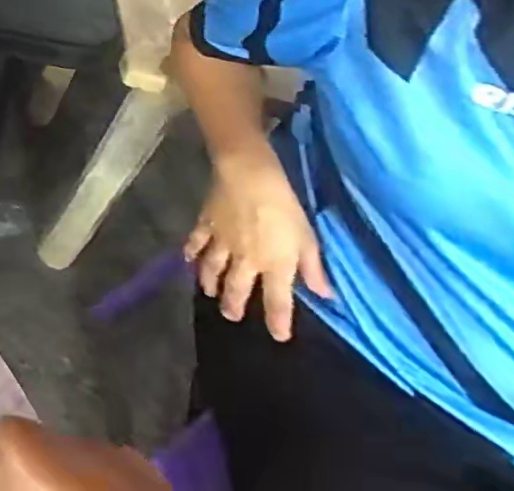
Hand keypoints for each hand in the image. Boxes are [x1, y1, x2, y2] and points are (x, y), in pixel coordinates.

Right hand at [185, 153, 333, 341]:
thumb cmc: (284, 208)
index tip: (277, 337)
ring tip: (207, 292)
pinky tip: (188, 258)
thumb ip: (314, 268)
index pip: (278, 302)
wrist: (248, 177)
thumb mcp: (308, 239)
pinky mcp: (205, 225)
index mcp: (275, 265)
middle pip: (237, 288)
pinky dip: (190, 252)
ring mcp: (221, 242)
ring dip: (209, 283)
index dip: (278, 321)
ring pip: (212, 269)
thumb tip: (325, 295)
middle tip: (230, 316)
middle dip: (234, 305)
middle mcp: (246, 260)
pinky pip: (195, 242)